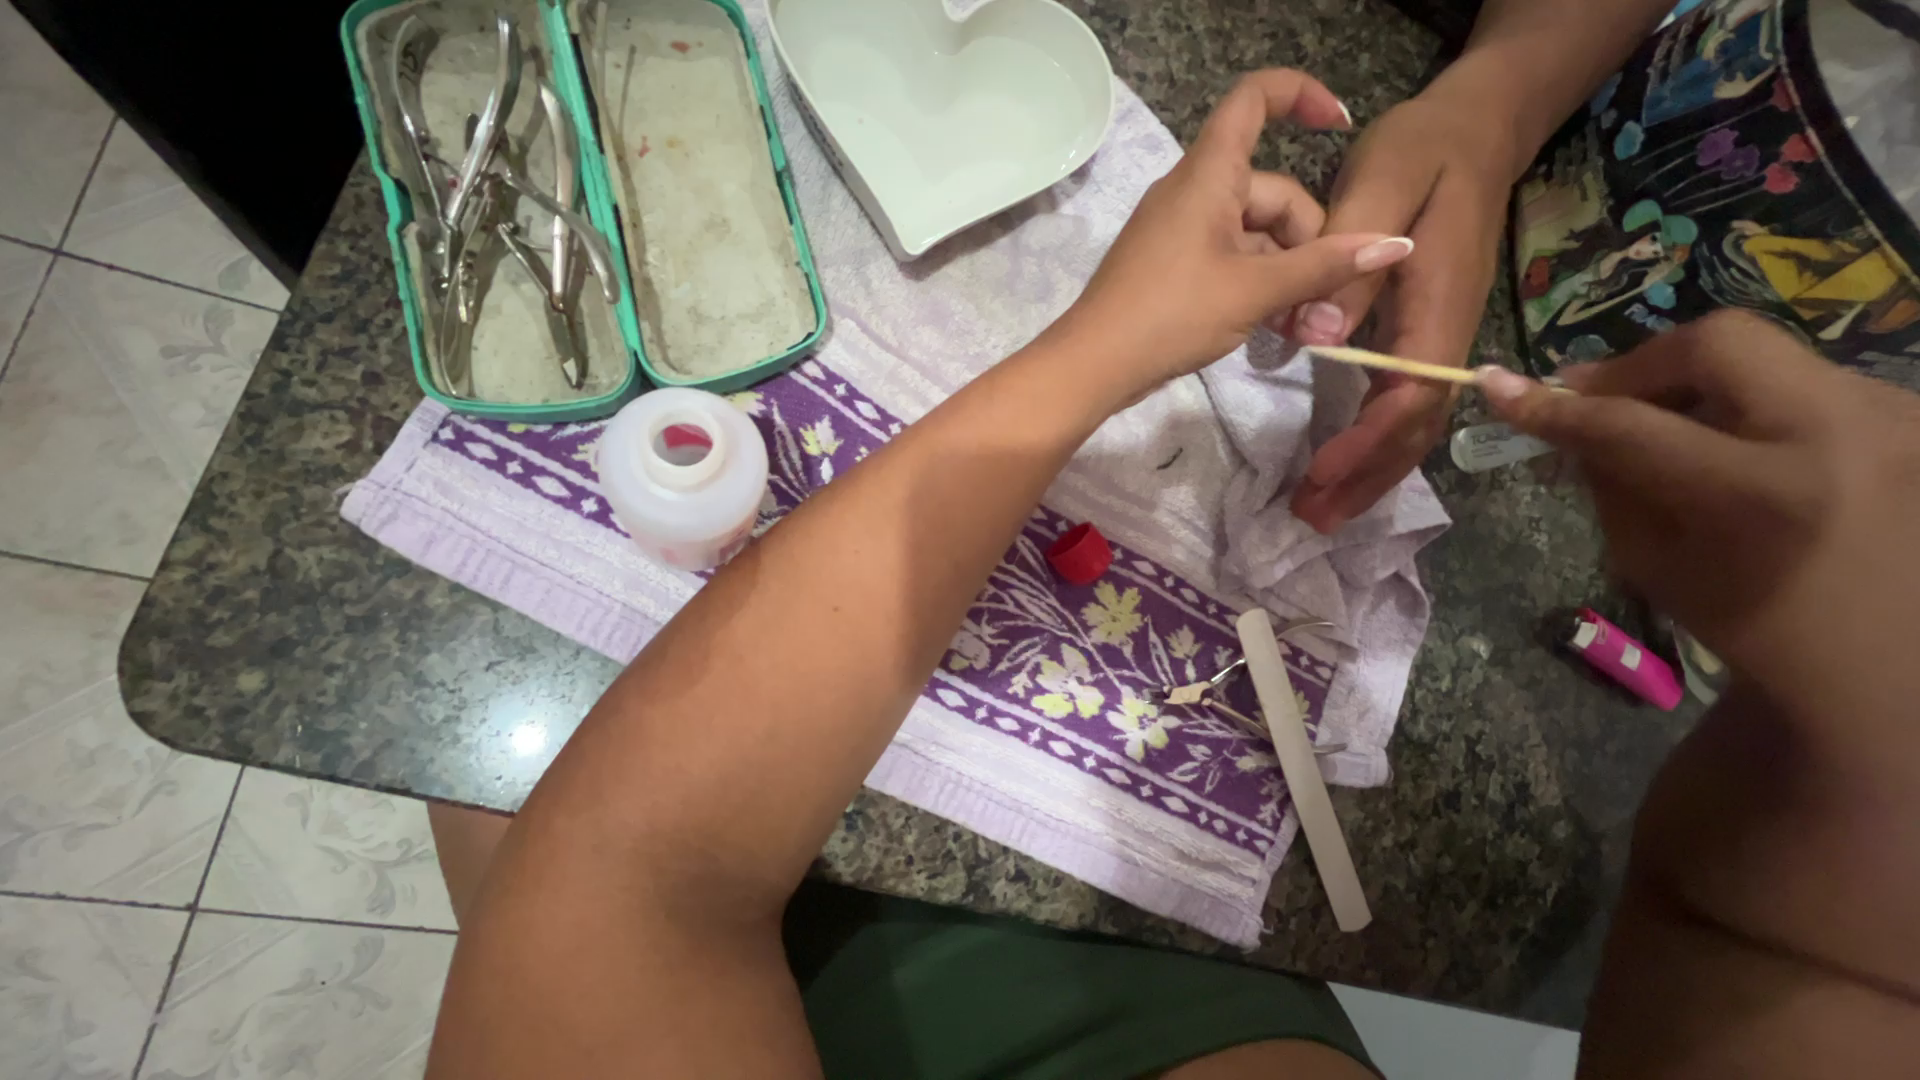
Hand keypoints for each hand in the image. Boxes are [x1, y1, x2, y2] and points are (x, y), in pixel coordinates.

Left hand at [1056, 69, 1414, 406]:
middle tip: (1324, 299)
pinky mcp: (1172, 268)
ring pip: (1252, 235)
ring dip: (1285, 273)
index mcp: (1208, 175)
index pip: (1254, 99)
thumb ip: (1323, 267)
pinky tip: (1276, 326)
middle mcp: (1193, 193)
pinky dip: (1255, 285)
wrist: (1093, 366)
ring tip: (1304, 326)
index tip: (1339, 125)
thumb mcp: (1253, 291)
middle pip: (1270, 191)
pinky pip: (1228, 260)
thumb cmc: (1170, 315)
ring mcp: (1180, 233)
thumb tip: (1395, 243)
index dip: (1300, 95)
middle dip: (1307, 240)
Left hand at [1288, 90, 1519, 532]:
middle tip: (1314, 520)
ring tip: (1318, 512)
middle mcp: (1444, 330)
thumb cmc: (1425, 146)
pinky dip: (1366, 441)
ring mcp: (1434, 335)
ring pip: (1406, 422)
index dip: (1365, 439)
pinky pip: (1395, 401)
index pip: (1408, 393)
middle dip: (1365, 476)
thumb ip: (1348, 258)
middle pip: (1413, 426)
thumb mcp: (1380, 183)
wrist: (1475, 126)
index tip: (1319, 473)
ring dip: (1365, 471)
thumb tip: (1318, 341)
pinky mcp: (1417, 332)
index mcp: (1438, 302)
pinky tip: (1335, 465)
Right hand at [1478, 311, 1919, 714]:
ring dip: (1693, 386)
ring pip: (1763, 358)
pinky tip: (1733, 443)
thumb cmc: (1747, 623)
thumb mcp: (1652, 559)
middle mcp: (1839, 435)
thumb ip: (1610, 479)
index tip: (1495, 385)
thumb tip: (1564, 418)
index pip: (1627, 424)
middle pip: (1717, 341)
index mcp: (1759, 494)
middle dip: (1638, 363)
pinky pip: (1801, 381)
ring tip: (1668, 430)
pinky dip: (1744, 401)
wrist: (1886, 664)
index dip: (1552, 405)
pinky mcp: (1911, 415)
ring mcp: (1894, 418)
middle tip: (1597, 397)